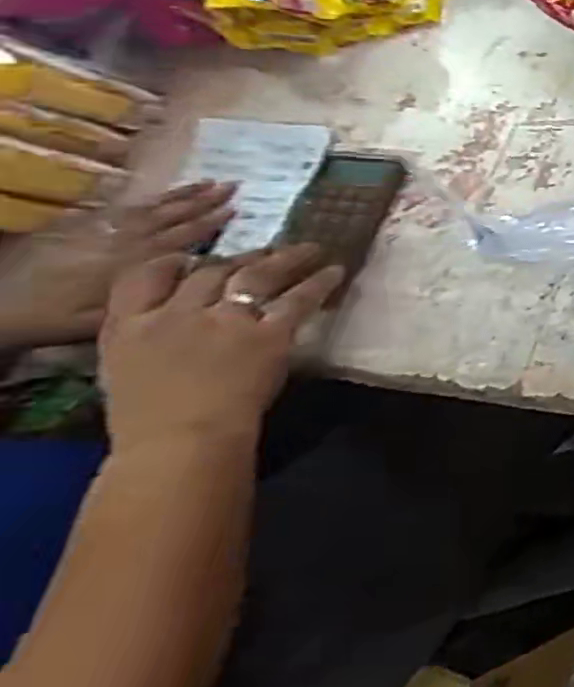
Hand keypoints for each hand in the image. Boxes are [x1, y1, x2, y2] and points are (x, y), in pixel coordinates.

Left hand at [0, 181, 237, 351]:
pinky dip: (143, 201)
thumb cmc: (59, 321)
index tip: (238, 208)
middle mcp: (117, 240)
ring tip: (207, 182)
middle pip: (167, 215)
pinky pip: (117, 210)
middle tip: (232, 185)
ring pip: (146, 208)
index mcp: (130, 261)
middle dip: (202, 200)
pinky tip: (157, 196)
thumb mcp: (113, 317)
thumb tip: (197, 270)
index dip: (211, 222)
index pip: (181, 236)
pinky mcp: (75, 230)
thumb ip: (155, 290)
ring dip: (179, 195)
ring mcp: (94, 232)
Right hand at [98, 244, 343, 452]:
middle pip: (210, 272)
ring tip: (313, 248)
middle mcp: (176, 314)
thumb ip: (145, 336)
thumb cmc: (149, 416)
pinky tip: (336, 272)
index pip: (143, 275)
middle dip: (240, 259)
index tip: (195, 256)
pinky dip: (319, 283)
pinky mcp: (268, 333)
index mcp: (128, 325)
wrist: (181, 438)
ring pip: (257, 275)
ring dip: (287, 258)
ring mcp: (225, 321)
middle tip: (265, 254)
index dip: (173, 261)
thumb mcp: (124, 367)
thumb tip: (174, 318)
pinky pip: (297, 299)